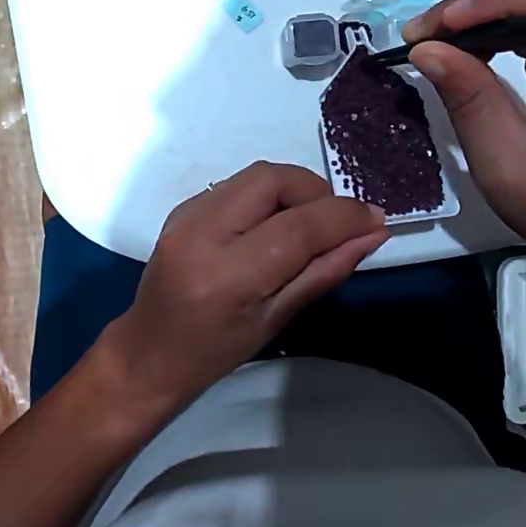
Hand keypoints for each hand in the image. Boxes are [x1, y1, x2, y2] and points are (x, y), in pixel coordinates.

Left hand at [94, 161, 387, 408]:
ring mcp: (185, 216)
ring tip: (307, 224)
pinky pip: (235, 185)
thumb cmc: (215, 351)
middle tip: (334, 222)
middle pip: (272, 179)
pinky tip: (272, 224)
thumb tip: (372, 234)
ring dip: (292, 190)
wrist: (149, 351)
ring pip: (254, 175)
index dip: (344, 217)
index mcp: (227, 276)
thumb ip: (325, 271)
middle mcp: (201, 234)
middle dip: (315, 191)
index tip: (376, 218)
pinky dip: (265, 195)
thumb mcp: (276, 320)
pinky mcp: (181, 208)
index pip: (298, 227)